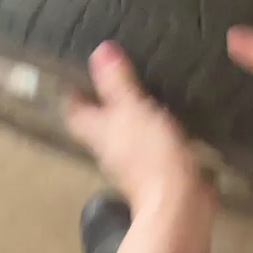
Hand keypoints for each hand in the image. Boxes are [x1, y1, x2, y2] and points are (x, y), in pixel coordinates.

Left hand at [64, 42, 206, 212]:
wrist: (180, 202)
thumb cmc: (150, 154)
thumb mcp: (133, 110)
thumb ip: (117, 82)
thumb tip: (99, 50)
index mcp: (97, 131)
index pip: (74, 109)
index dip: (73, 89)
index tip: (78, 67)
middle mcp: (109, 146)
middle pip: (98, 120)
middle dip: (103, 97)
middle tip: (115, 68)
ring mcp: (133, 159)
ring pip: (125, 129)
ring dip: (130, 112)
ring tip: (143, 84)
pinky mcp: (158, 167)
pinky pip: (150, 140)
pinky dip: (154, 126)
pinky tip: (168, 113)